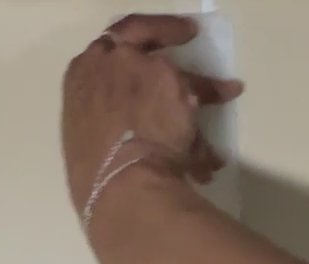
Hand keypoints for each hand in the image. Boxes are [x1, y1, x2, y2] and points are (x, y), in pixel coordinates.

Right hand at [62, 15, 242, 252]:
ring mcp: (144, 68)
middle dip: (166, 31)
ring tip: (227, 91)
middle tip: (187, 33)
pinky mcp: (176, 84)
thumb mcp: (86, 144)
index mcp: (81, 78)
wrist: (121, 188)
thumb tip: (124, 139)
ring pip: (179, 73)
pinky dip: (213, 104)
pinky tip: (227, 115)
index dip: (127, 52)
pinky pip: (198, 97)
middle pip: (142, 33)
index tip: (144, 55)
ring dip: (204, 86)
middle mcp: (111, 62)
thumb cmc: (94, 181)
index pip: (106, 51)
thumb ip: (105, 125)